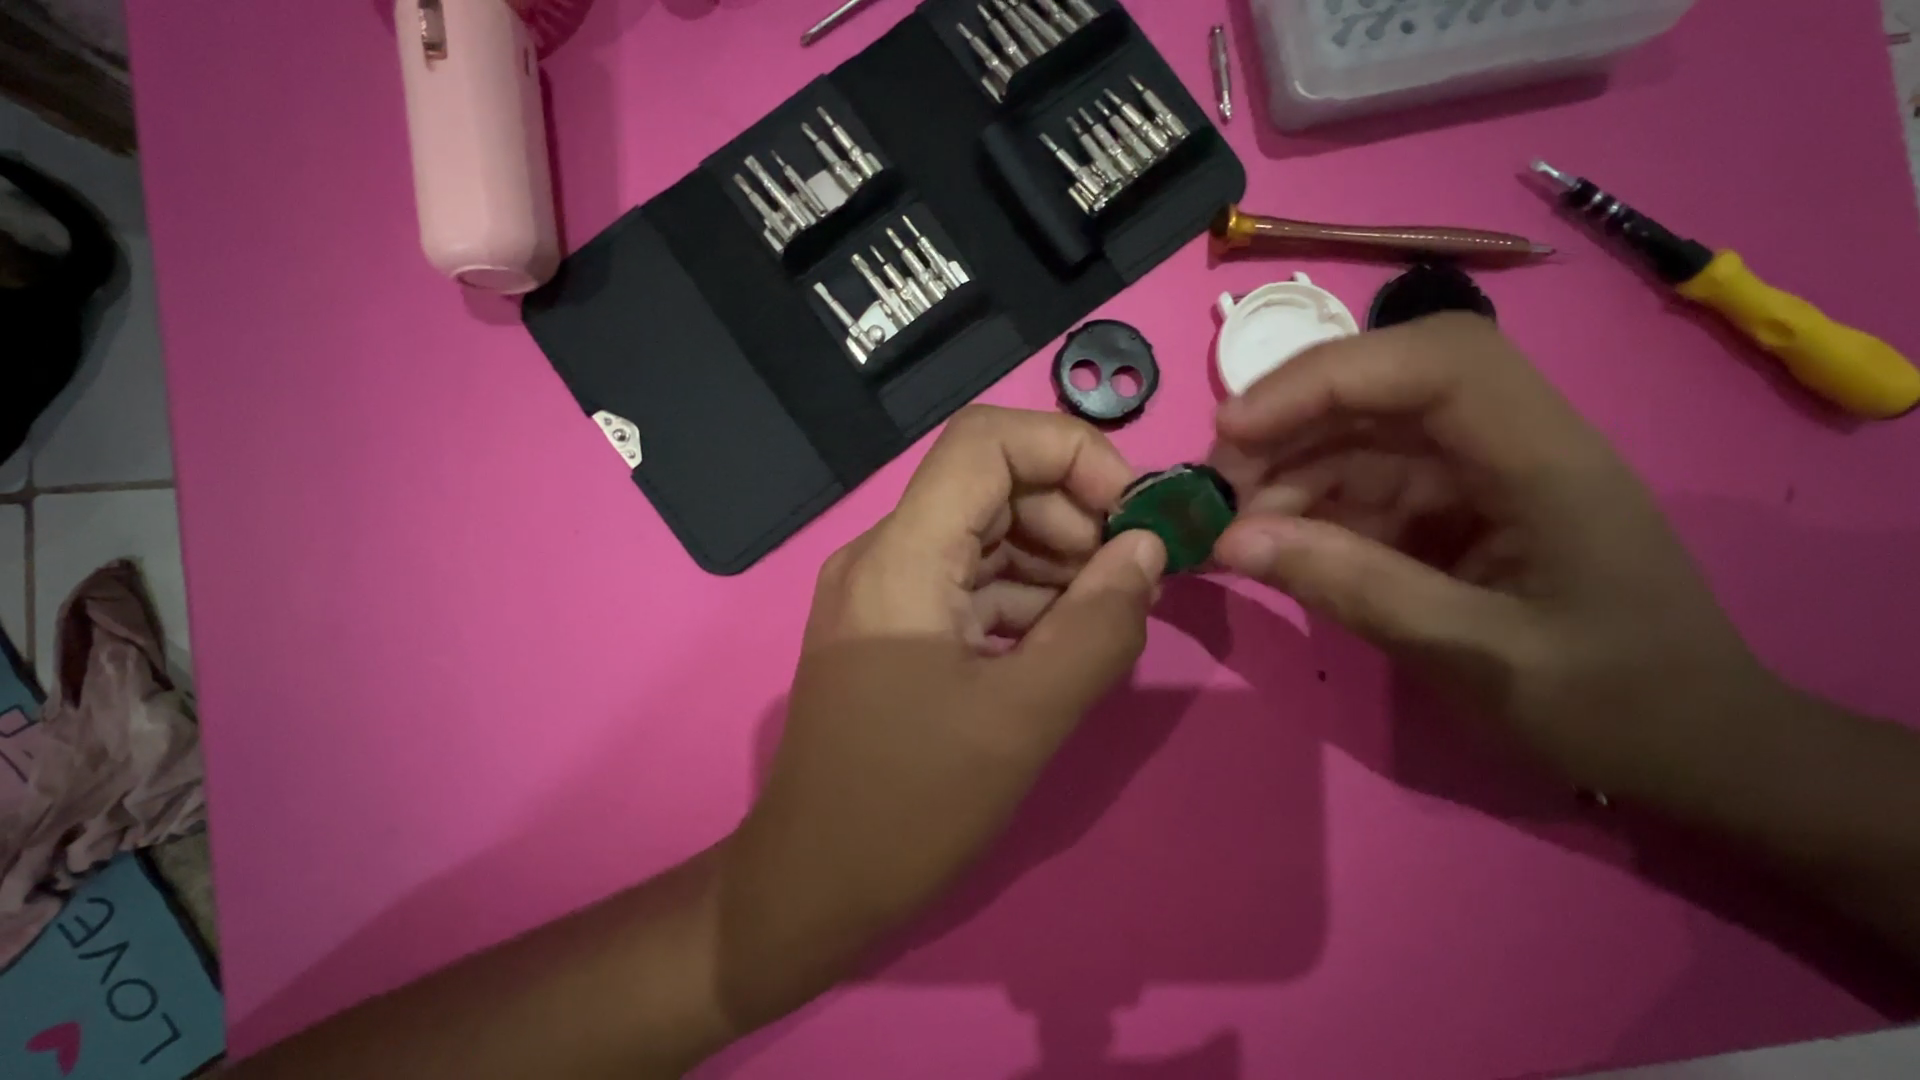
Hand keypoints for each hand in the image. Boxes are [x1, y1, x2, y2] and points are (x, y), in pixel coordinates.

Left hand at [717, 406, 1165, 1025]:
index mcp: (902, 556)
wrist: (812, 884)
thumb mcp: (1023, 718)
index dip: (1072, 453)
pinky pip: (972, 583)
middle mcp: (886, 554)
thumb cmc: (909, 805)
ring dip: (1058, 560)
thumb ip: (1099, 625)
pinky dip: (1028, 598)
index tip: (1132, 516)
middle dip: (1074, 516)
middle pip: (993, 484)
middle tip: (1133, 579)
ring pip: (987, 534)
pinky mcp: (896, 629)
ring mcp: (887, 592)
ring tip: (1111, 617)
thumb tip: (1148, 550)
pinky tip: (1068, 640)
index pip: (987, 440)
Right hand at [1207, 314, 1778, 794]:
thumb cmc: (1613, 704)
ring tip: (1231, 530)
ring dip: (1287, 472)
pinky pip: (1365, 488)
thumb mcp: (1479, 658)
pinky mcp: (1453, 509)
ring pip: (1362, 438)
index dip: (1325, 377)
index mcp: (1546, 458)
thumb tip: (1233, 542)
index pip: (1433, 364)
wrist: (1695, 748)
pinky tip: (1270, 546)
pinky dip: (1309, 510)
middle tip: (1215, 488)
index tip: (1236, 429)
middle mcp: (1509, 444)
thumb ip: (1357, 590)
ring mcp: (1478, 475)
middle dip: (1289, 424)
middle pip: (1384, 387)